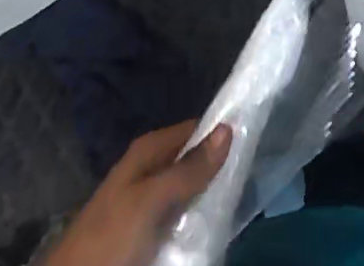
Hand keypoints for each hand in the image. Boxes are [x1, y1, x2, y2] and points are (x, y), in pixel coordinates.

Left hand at [41, 122, 231, 265]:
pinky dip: (196, 222)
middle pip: (194, 161)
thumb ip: (189, 169)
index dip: (221, 134)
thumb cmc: (111, 235)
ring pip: (190, 192)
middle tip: (247, 180)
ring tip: (236, 204)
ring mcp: (149, 202)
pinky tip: (212, 229)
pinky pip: (182, 218)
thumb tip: (228, 128)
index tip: (252, 143)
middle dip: (218, 170)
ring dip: (209, 199)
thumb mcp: (152, 200)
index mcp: (148, 151)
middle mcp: (150, 169)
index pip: (195, 129)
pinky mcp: (149, 231)